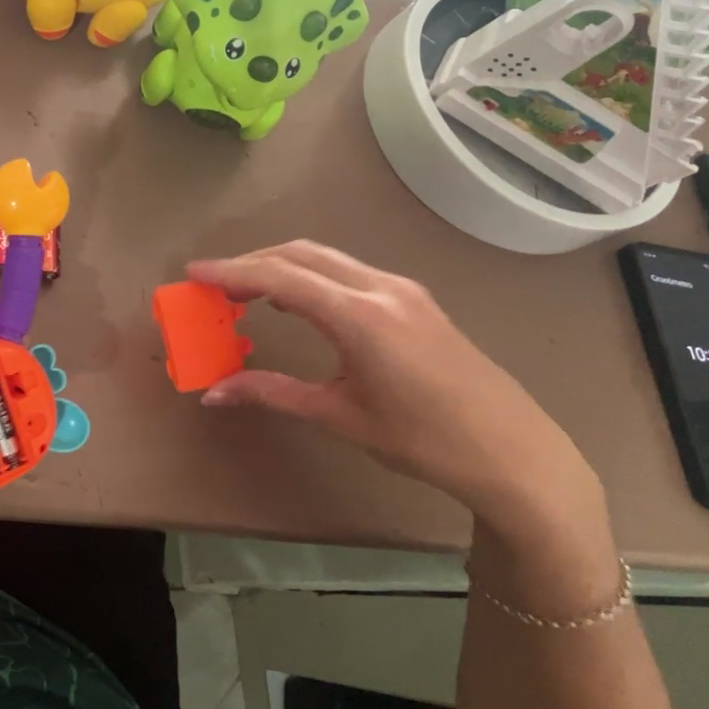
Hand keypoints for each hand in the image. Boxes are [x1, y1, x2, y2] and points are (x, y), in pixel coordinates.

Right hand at [188, 242, 602, 532]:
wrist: (516, 454)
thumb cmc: (425, 441)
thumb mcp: (340, 417)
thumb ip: (271, 393)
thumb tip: (211, 393)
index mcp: (361, 316)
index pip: (280, 276)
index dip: (230, 272)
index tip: (192, 274)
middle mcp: (382, 288)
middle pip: (300, 254)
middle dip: (250, 263)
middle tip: (213, 287)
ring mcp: (403, 290)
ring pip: (324, 258)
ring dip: (279, 266)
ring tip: (244, 294)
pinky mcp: (414, 300)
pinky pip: (346, 271)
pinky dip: (308, 276)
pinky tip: (295, 302)